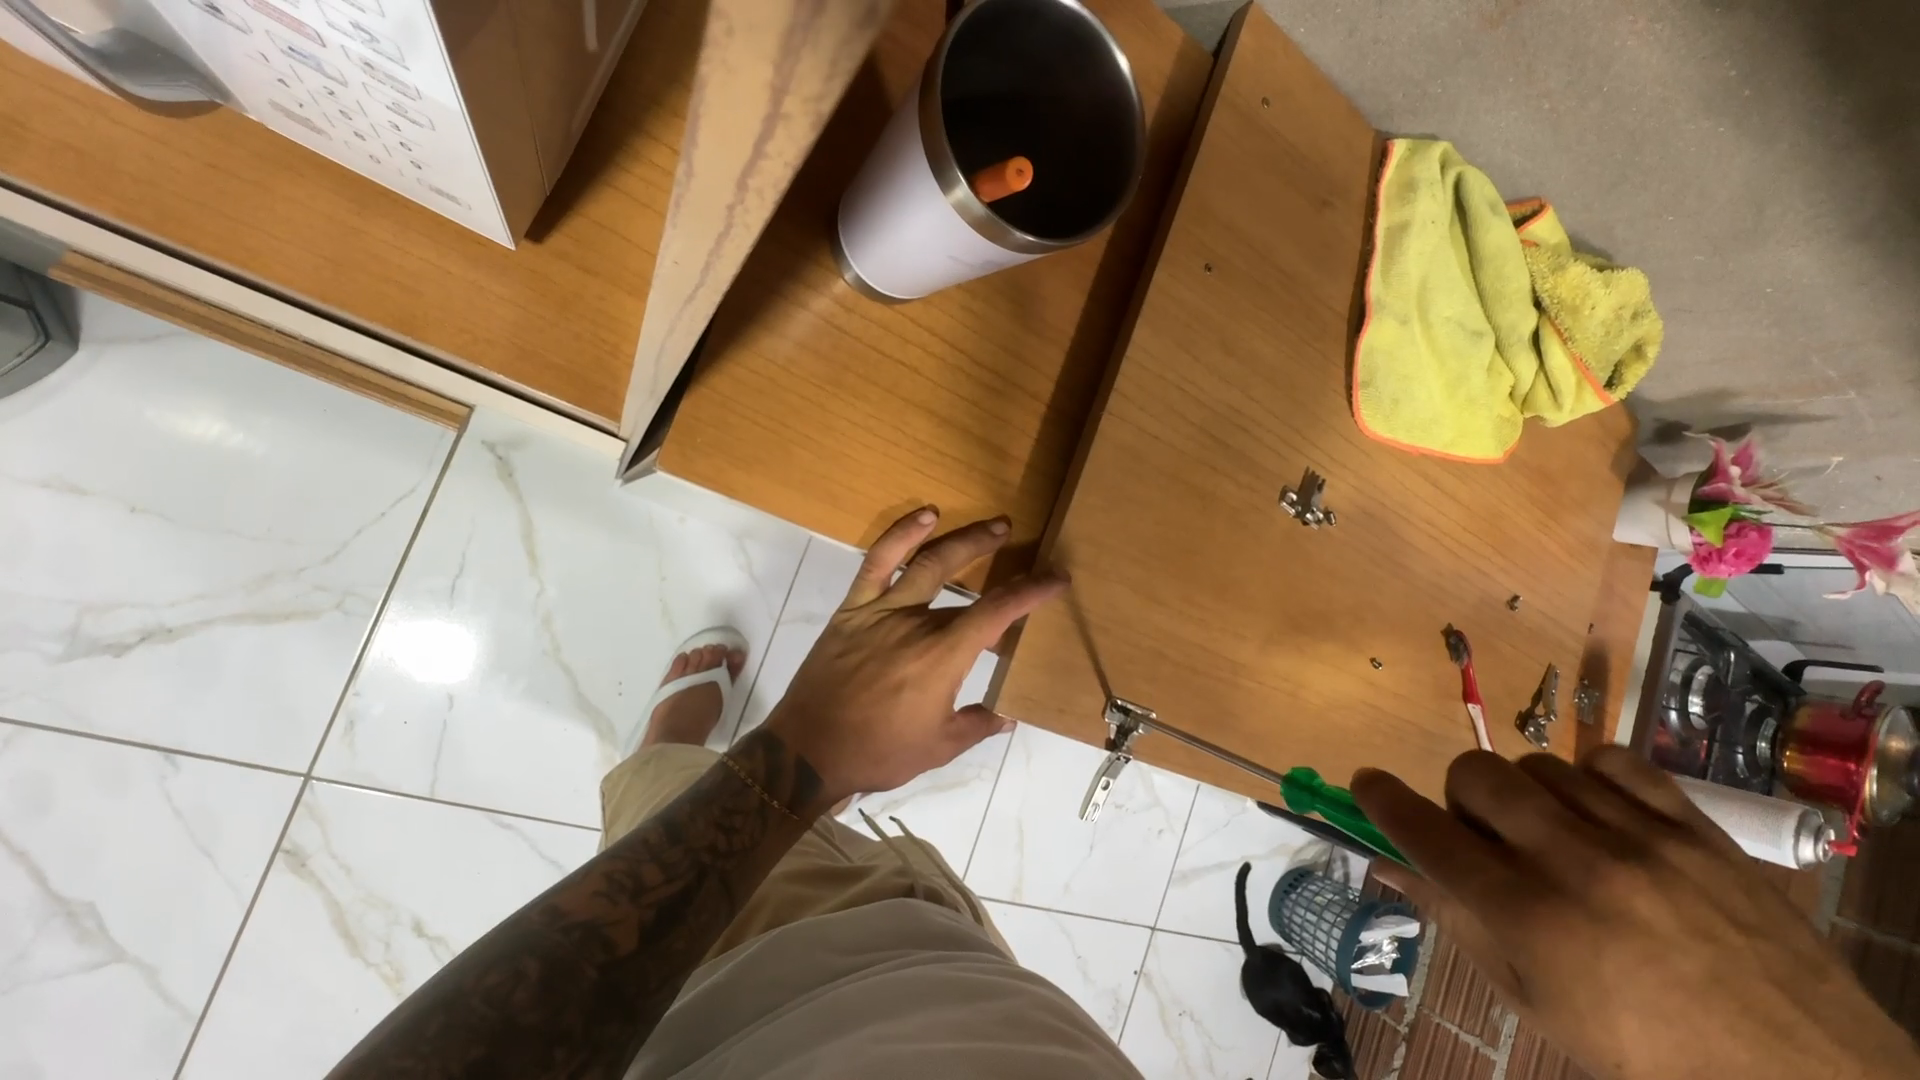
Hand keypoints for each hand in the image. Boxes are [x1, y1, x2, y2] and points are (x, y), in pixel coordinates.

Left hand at [764, 507, 1065, 811]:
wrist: (808, 750)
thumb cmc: (878, 752)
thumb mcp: (938, 748)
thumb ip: (976, 725)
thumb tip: (1007, 716)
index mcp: (943, 657)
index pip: (998, 612)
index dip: (1031, 592)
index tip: (1056, 579)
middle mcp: (917, 624)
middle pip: (968, 584)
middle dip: (1003, 562)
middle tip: (1024, 544)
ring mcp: (882, 610)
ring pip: (928, 563)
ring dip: (964, 541)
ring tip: (993, 526)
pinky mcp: (853, 609)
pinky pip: (876, 563)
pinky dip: (900, 535)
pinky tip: (925, 516)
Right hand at [1354, 747, 1919, 1079]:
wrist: (1803, 1077)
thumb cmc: (1643, 1051)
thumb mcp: (1534, 1001)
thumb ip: (1457, 921)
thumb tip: (1387, 866)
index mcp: (1530, 919)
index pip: (1427, 834)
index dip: (1383, 801)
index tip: (1365, 783)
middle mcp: (1576, 864)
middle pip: (1477, 776)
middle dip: (1459, 799)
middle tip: (1485, 838)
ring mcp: (1642, 839)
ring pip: (1539, 765)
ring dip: (1524, 795)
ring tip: (1552, 833)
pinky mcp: (1696, 828)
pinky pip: (1616, 761)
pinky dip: (1588, 777)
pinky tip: (1600, 814)